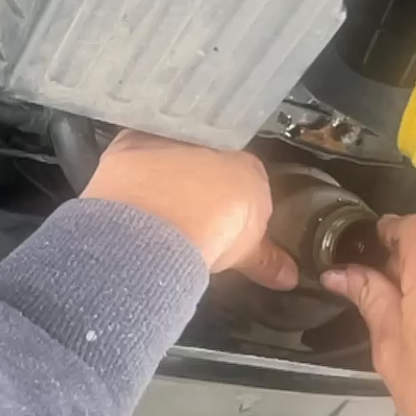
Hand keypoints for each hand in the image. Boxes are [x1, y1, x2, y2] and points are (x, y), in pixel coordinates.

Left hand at [82, 131, 297, 289]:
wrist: (163, 219)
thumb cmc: (213, 230)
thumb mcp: (248, 252)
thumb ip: (266, 259)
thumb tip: (287, 274)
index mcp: (248, 166)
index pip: (245, 176)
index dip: (232, 199)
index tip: (221, 218)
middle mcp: (211, 145)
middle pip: (206, 161)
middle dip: (197, 183)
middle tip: (186, 214)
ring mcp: (171, 141)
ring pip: (170, 151)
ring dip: (163, 173)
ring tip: (155, 208)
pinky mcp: (130, 141)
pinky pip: (133, 151)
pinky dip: (131, 168)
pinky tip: (129, 191)